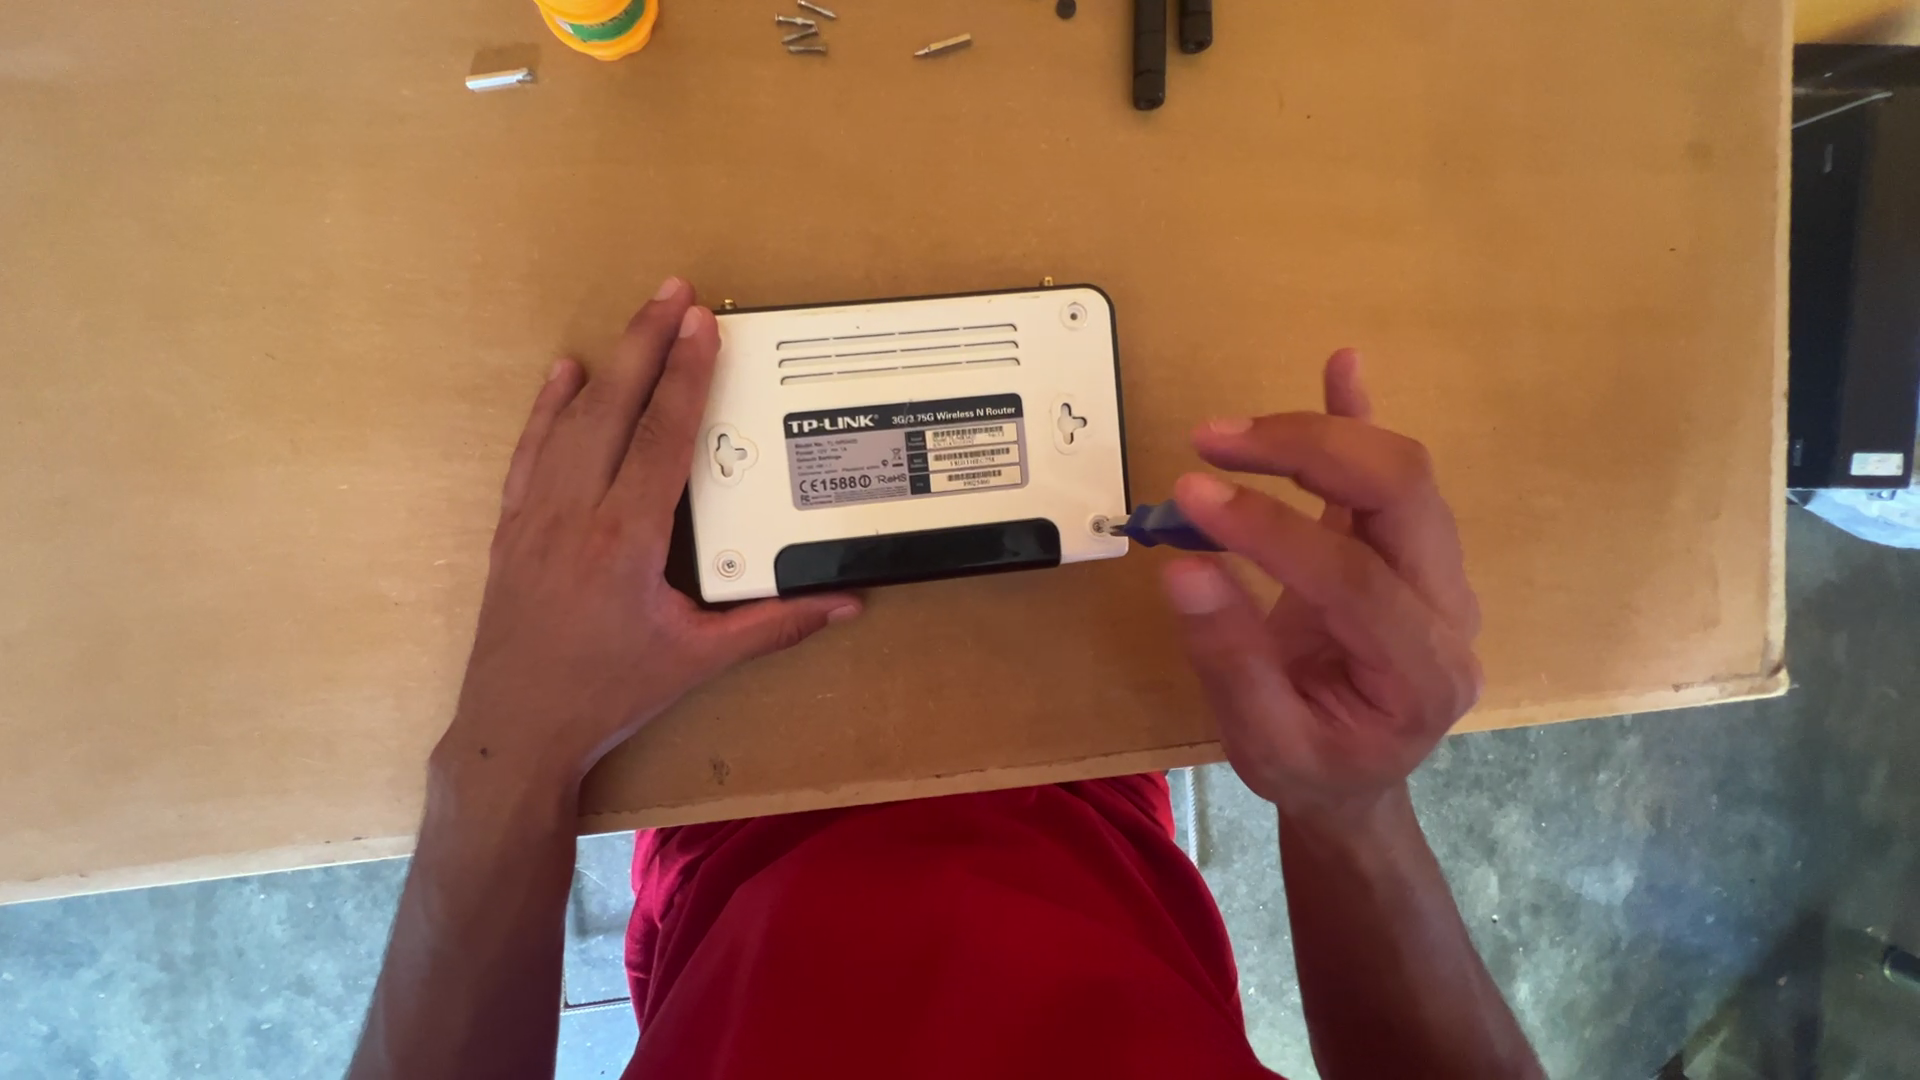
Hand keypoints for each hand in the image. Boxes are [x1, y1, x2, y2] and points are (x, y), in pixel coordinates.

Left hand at [434, 278, 860, 794]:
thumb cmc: (610, 693)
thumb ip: (777, 625)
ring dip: (605, 364)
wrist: (516, 731)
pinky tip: (560, 375)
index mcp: (627, 538)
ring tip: (632, 319)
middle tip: (671, 293)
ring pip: (570, 421)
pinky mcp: (511, 528)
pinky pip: (530, 452)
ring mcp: (536, 515)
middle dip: (645, 344)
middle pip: (614, 408)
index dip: (687, 376)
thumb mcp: (701, 660)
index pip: (664, 437)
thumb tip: (846, 604)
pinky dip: (547, 408)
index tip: (701, 326)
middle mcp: (576, 512)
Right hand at [1161, 350, 1481, 823]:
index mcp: (1421, 672)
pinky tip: (1343, 365)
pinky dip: (1362, 418)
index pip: (1352, 577)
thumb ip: (1228, 658)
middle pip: (1401, 492)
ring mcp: (1437, 574)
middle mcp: (1449, 609)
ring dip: (1313, 435)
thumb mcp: (1258, 741)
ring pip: (1399, 472)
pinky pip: (1392, 476)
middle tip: (1210, 443)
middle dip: (1303, 450)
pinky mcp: (1406, 551)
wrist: (1355, 774)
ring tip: (1225, 436)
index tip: (1187, 495)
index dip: (1268, 529)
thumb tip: (1181, 567)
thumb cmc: (1309, 766)